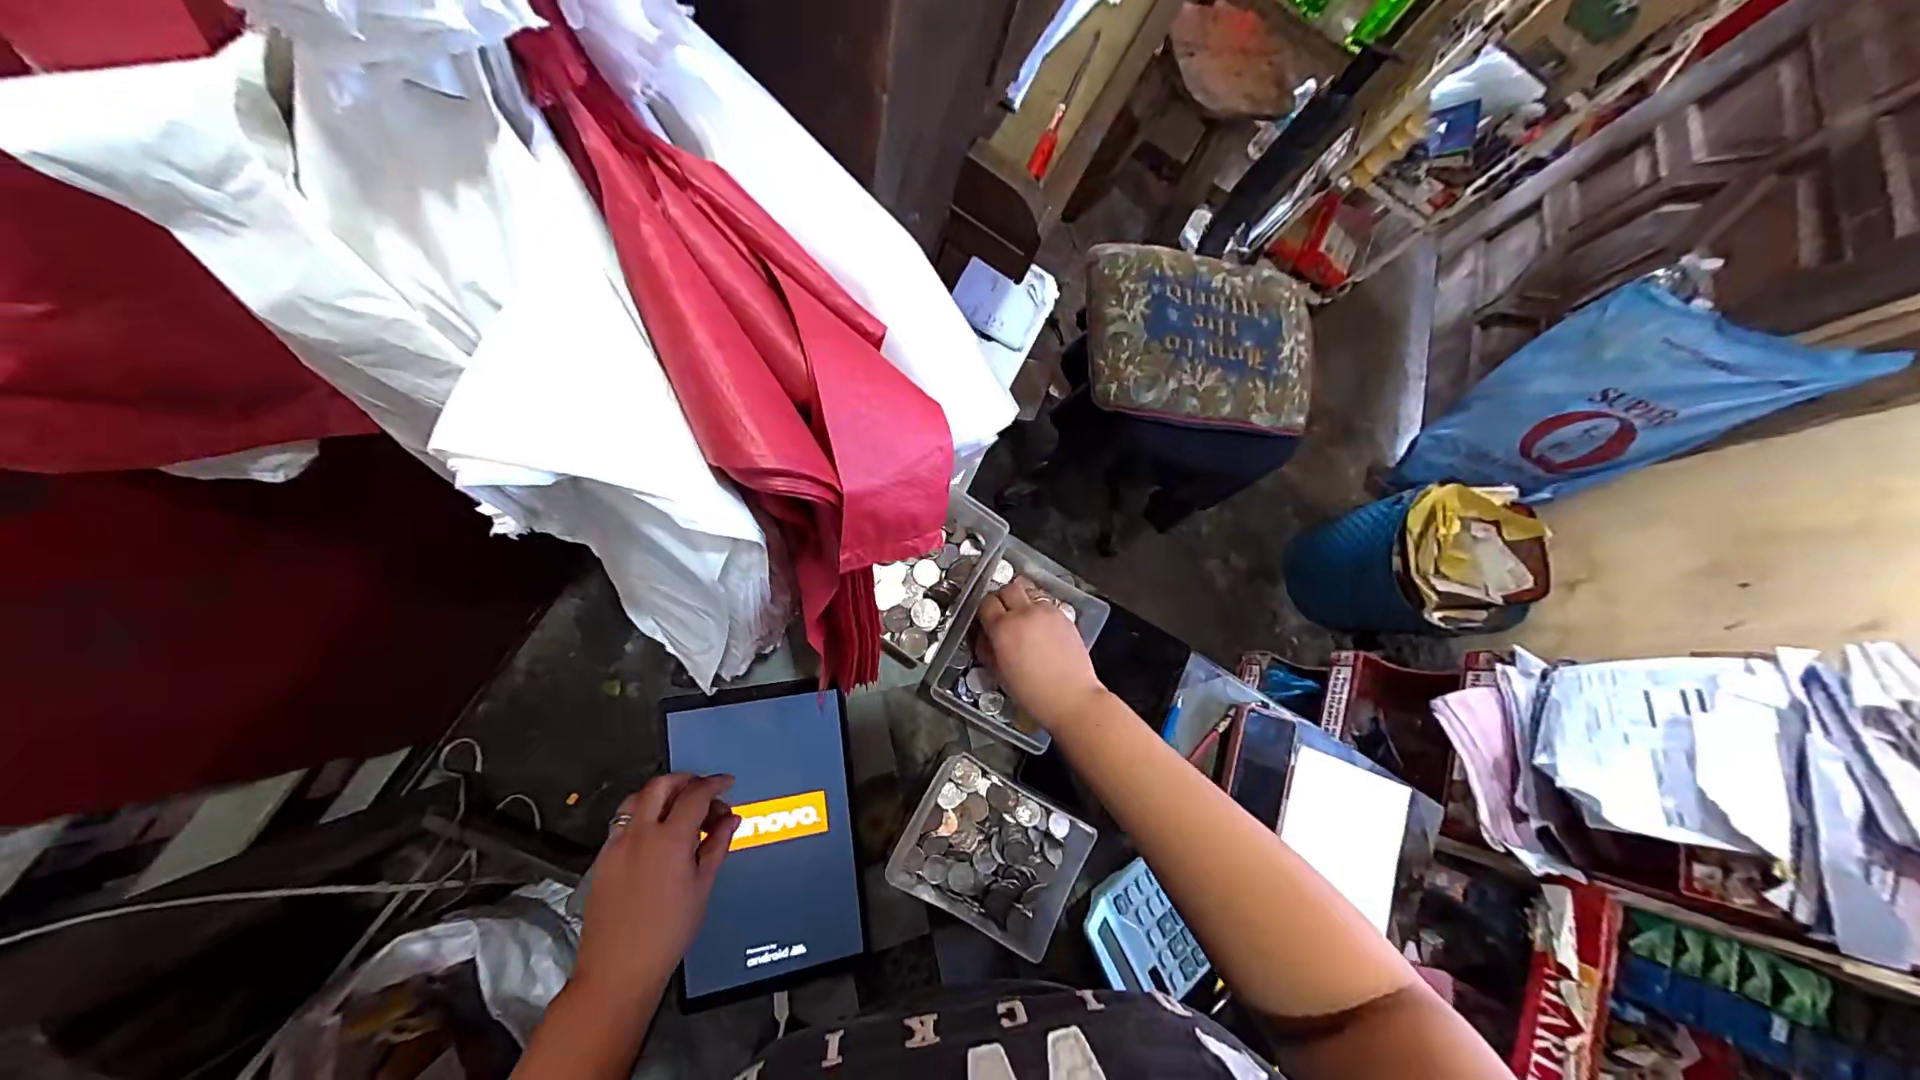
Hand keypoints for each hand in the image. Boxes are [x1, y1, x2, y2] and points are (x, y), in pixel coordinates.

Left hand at [574, 773, 739, 998]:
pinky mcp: (602, 860)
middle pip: (662, 785)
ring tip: (680, 810)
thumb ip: (716, 846)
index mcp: (669, 840)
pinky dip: (644, 815)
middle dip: (686, 780)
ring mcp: (616, 846)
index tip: (726, 783)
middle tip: (704, 791)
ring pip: (638, 799)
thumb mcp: (702, 886)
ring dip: (662, 794)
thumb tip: (729, 821)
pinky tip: (657, 834)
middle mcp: (639, 836)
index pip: (696, 794)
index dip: (715, 784)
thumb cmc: (665, 934)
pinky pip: (624, 821)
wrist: (618, 970)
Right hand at [975, 576, 1105, 729]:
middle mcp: (1025, 614)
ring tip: (1024, 621)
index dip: (985, 609)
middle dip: (1003, 599)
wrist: (1071, 697)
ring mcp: (1046, 612)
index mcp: (1003, 628)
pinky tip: (1041, 629)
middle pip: (1008, 588)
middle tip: (1004, 614)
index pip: (986, 602)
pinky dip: (1040, 611)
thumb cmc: (1034, 693)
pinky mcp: (1064, 616)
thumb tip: (983, 635)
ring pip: (1029, 592)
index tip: (986, 617)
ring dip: (1023, 602)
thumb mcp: (999, 673)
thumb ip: (987, 648)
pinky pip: (1046, 604)